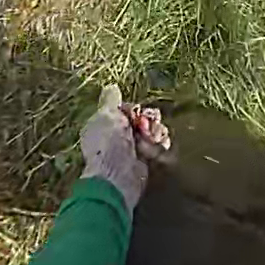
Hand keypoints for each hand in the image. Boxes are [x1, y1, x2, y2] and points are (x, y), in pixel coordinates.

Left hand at [80, 85, 149, 211]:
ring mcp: (131, 148)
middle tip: (148, 125)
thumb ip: (110, 100)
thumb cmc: (108, 143)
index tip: (136, 113)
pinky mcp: (144, 161)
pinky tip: (156, 148)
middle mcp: (117, 135)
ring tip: (151, 139)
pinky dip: (160, 146)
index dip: (133, 110)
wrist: (118, 177)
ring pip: (152, 132)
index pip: (125, 109)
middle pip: (142, 119)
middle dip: (148, 120)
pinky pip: (158, 147)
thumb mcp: (106, 115)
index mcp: (104, 123)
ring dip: (156, 133)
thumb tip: (111, 87)